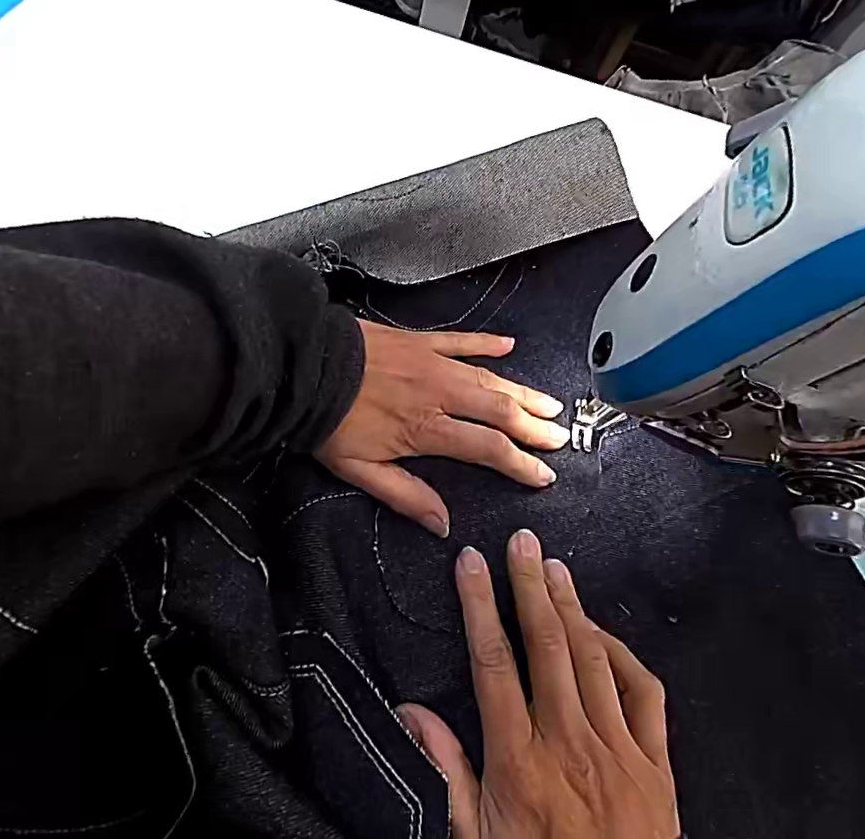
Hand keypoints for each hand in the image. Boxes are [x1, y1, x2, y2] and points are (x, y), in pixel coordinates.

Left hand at [317, 322, 568, 537]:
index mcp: (426, 428)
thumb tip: (442, 524)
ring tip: (549, 404)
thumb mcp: (359, 471)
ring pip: (491, 378)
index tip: (544, 474)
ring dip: (523, 392)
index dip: (521, 463)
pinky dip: (489, 342)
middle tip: (560, 437)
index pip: (488, 448)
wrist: (304, 367)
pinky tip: (510, 345)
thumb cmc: (328, 421)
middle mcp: (440, 393)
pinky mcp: (423, 341)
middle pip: (500, 411)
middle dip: (534, 427)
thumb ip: (405, 496)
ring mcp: (434, 363)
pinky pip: (464, 340)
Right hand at [397, 531, 678, 838]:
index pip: (492, 663)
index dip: (479, 605)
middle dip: (529, 583)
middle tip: (522, 541)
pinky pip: (644, 692)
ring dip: (571, 605)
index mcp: (521, 763)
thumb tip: (412, 714)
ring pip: (592, 656)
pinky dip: (624, 654)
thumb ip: (446, 773)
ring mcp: (618, 750)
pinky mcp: (656, 764)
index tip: (471, 564)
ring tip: (554, 568)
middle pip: (546, 643)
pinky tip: (604, 634)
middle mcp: (569, 744)